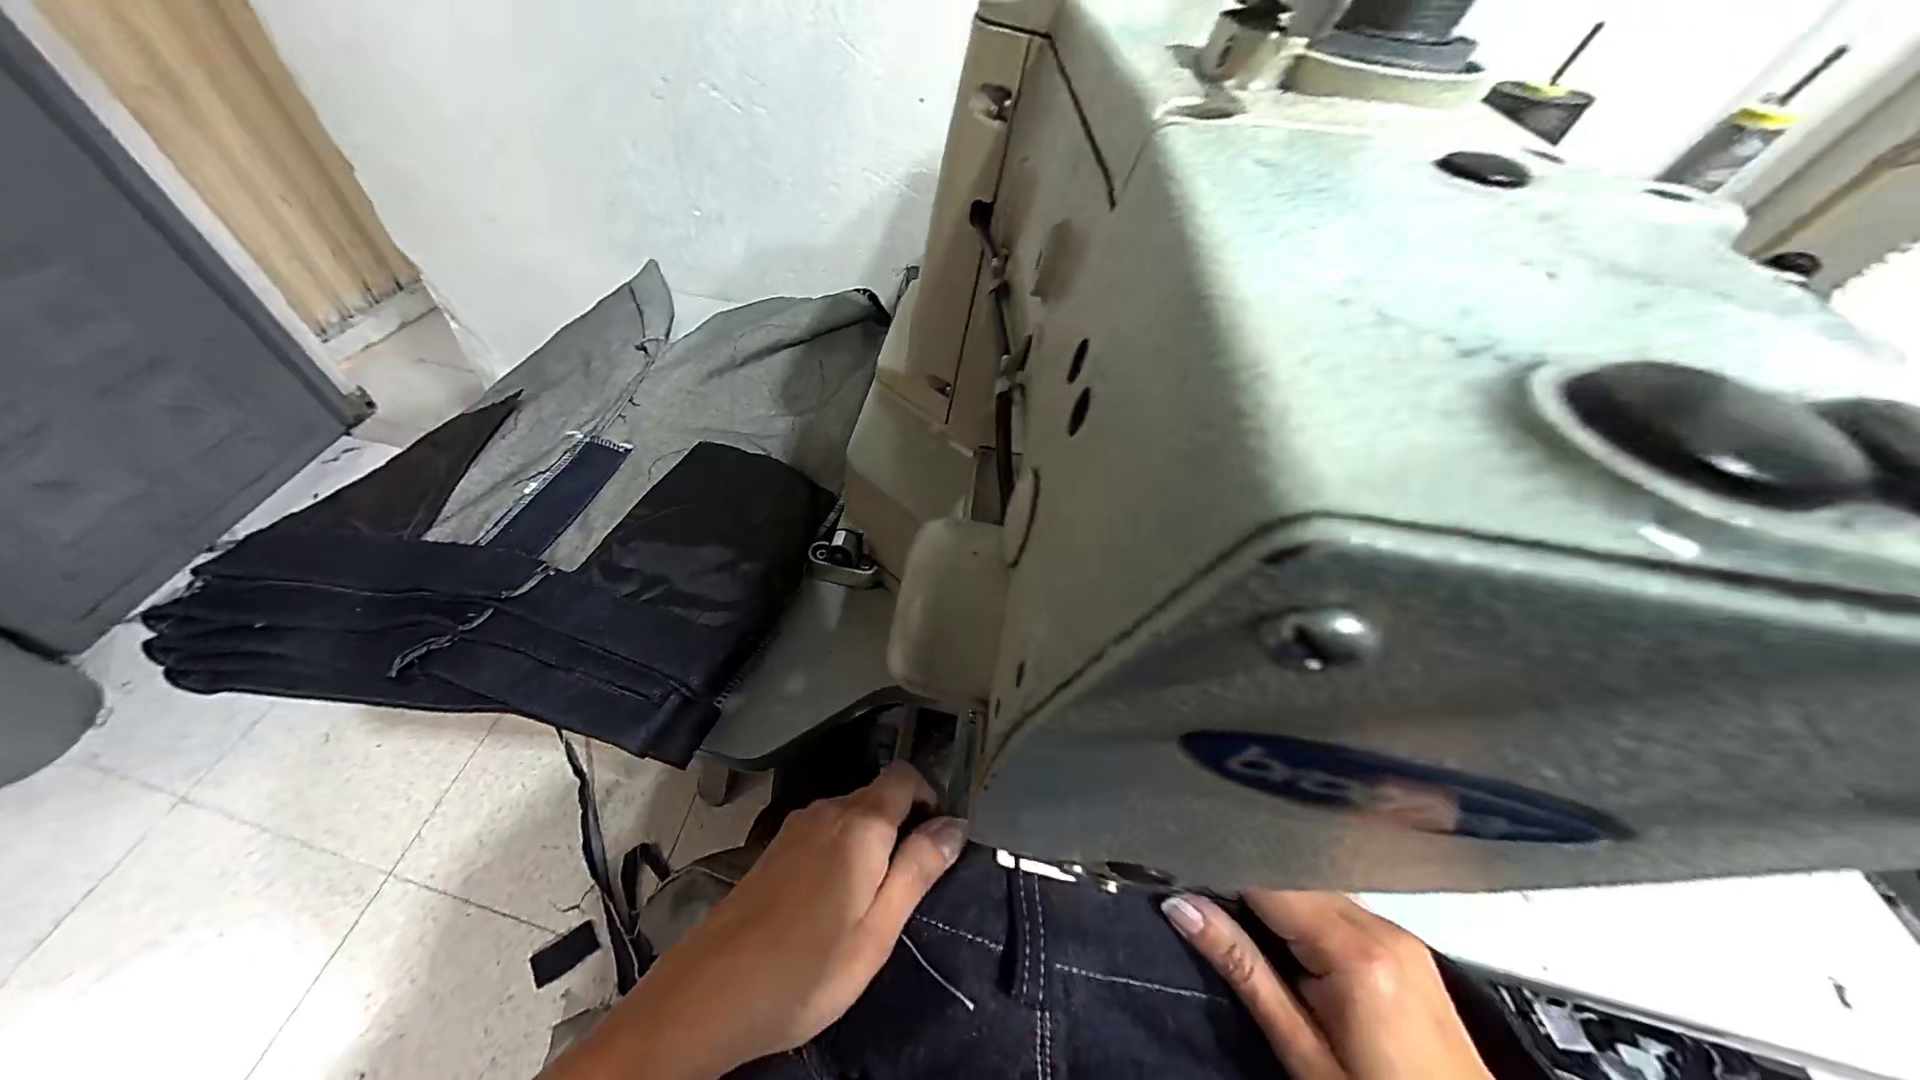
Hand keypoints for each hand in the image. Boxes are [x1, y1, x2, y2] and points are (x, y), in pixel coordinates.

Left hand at [545, 762, 966, 1079]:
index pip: (905, 775)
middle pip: (879, 794)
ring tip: (870, 900)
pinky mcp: (773, 848)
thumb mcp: (878, 930)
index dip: (930, 796)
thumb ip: (919, 869)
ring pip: (851, 814)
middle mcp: (826, 810)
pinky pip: (824, 831)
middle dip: (903, 824)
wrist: (707, 996)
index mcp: (860, 823)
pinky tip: (830, 900)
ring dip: (871, 840)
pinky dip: (842, 850)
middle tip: (907, 885)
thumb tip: (956, 823)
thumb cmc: (806, 969)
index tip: (939, 840)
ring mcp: (795, 827)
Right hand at [1162, 890, 1492, 1079]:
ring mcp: (1402, 936)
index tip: (1182, 877)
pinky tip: (1287, 941)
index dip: (1222, 874)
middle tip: (1202, 903)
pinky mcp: (1409, 948)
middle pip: (1295, 878)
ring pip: (1317, 888)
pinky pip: (1342, 907)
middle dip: (1247, 885)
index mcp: (1356, 953)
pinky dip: (1307, 913)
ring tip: (1239, 924)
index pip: (1270, 880)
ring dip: (1277, 900)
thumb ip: (1243, 970)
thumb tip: (1182, 906)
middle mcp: (1384, 929)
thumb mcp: (1301, 1050)